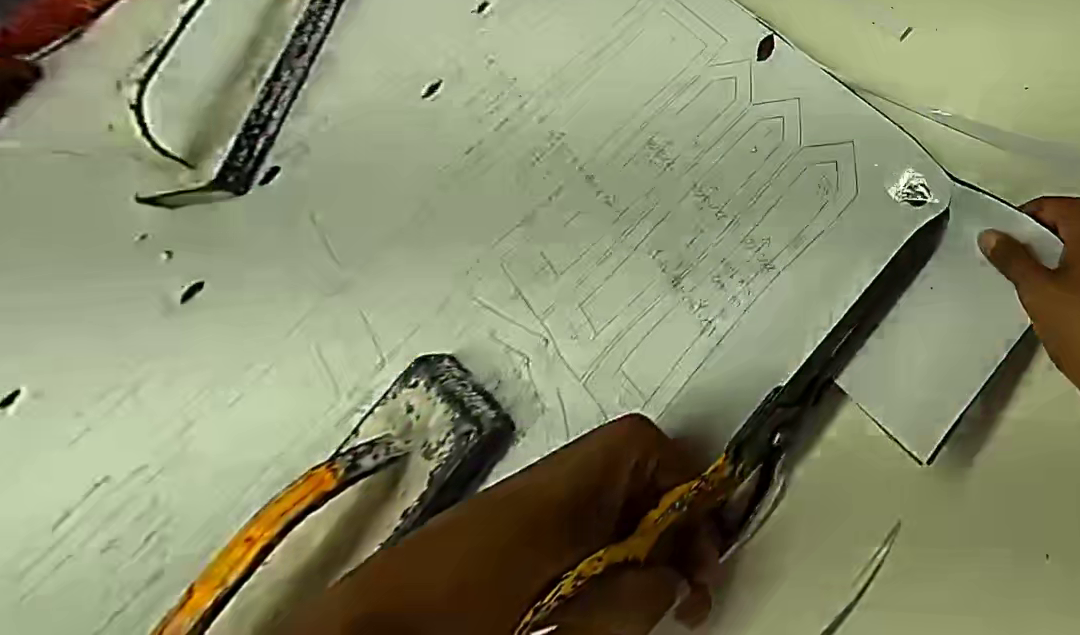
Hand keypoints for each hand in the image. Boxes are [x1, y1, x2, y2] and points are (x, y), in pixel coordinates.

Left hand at [283, 415, 718, 634]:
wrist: (374, 622)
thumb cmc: (475, 593)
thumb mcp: (565, 600)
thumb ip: (631, 592)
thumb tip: (680, 588)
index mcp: (596, 462)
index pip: (670, 461)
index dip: (695, 506)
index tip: (704, 564)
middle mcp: (584, 468)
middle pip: (656, 491)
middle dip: (675, 541)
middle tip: (689, 598)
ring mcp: (559, 499)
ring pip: (629, 519)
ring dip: (647, 560)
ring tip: (652, 608)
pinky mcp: (537, 532)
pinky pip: (597, 538)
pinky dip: (613, 569)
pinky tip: (606, 608)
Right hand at [978, 197, 1079, 440]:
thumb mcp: (1038, 292)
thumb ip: (1012, 257)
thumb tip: (990, 234)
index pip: (1045, 206)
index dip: (1018, 226)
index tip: (1000, 252)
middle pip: (1066, 222)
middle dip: (1038, 242)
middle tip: (1014, 271)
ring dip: (1057, 259)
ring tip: (1036, 289)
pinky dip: (1078, 273)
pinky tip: (1063, 302)